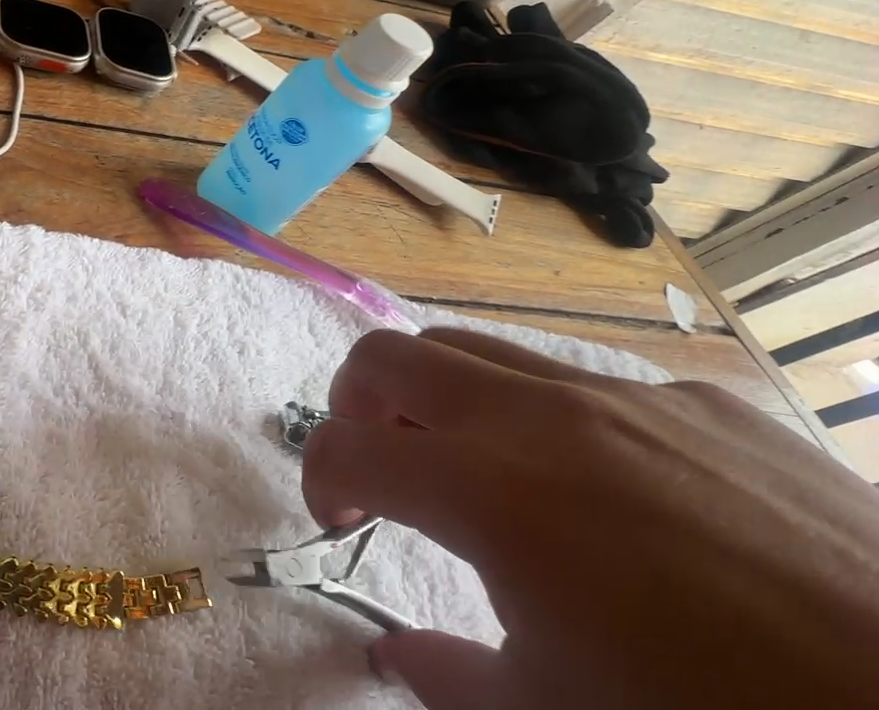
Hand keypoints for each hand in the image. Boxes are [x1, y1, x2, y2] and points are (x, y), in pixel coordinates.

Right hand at [304, 327, 878, 709]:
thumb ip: (448, 676)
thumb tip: (394, 653)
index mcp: (487, 490)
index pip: (345, 446)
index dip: (319, 477)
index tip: (341, 519)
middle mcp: (539, 418)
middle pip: (390, 357)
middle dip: (356, 403)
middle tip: (380, 460)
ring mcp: (626, 397)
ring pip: (479, 350)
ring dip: (443, 399)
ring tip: (479, 465)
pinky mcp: (706, 402)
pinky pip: (588, 383)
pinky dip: (550, 419)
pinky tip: (613, 494)